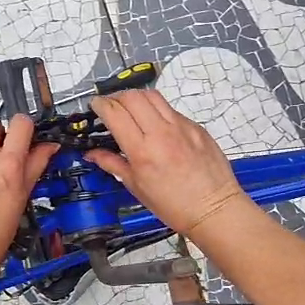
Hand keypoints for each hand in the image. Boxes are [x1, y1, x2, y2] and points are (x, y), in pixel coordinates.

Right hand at [85, 90, 252, 236]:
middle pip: (132, 97)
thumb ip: (112, 163)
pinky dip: (157, 111)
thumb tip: (91, 153)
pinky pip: (171, 109)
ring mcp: (181, 126)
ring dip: (136, 98)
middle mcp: (161, 133)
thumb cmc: (172, 205)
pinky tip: (155, 125)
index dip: (100, 105)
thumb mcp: (136, 186)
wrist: (213, 208)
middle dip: (116, 97)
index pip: (115, 113)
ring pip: (152, 96)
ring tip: (131, 109)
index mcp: (142, 151)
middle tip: (111, 106)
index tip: (95, 106)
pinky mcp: (196, 126)